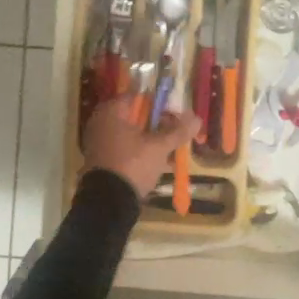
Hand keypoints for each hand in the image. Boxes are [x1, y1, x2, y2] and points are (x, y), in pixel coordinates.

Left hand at [81, 95, 197, 198]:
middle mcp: (102, 122)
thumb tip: (197, 119)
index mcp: (112, 111)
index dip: (161, 104)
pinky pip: (127, 149)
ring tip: (173, 150)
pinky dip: (143, 152)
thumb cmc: (132, 165)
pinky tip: (162, 163)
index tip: (177, 114)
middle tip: (177, 133)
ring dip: (153, 140)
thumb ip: (177, 131)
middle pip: (136, 116)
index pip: (140, 97)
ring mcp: (100, 142)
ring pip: (133, 134)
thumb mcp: (159, 147)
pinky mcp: (103, 160)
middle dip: (159, 124)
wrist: (107, 202)